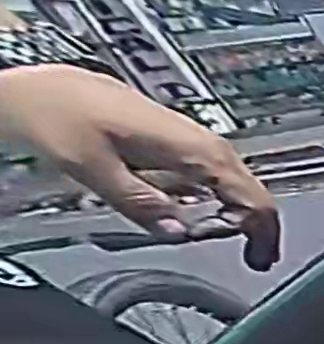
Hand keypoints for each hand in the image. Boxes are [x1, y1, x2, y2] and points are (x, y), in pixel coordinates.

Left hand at [0, 65, 279, 269]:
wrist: (42, 82)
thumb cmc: (58, 113)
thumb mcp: (87, 163)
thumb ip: (138, 201)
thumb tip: (179, 234)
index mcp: (202, 153)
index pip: (256, 202)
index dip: (260, 235)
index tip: (254, 261)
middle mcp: (215, 149)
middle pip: (257, 197)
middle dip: (256, 230)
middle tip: (247, 257)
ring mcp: (206, 146)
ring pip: (244, 190)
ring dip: (241, 218)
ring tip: (223, 238)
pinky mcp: (192, 147)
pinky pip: (224, 182)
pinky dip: (225, 204)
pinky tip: (205, 215)